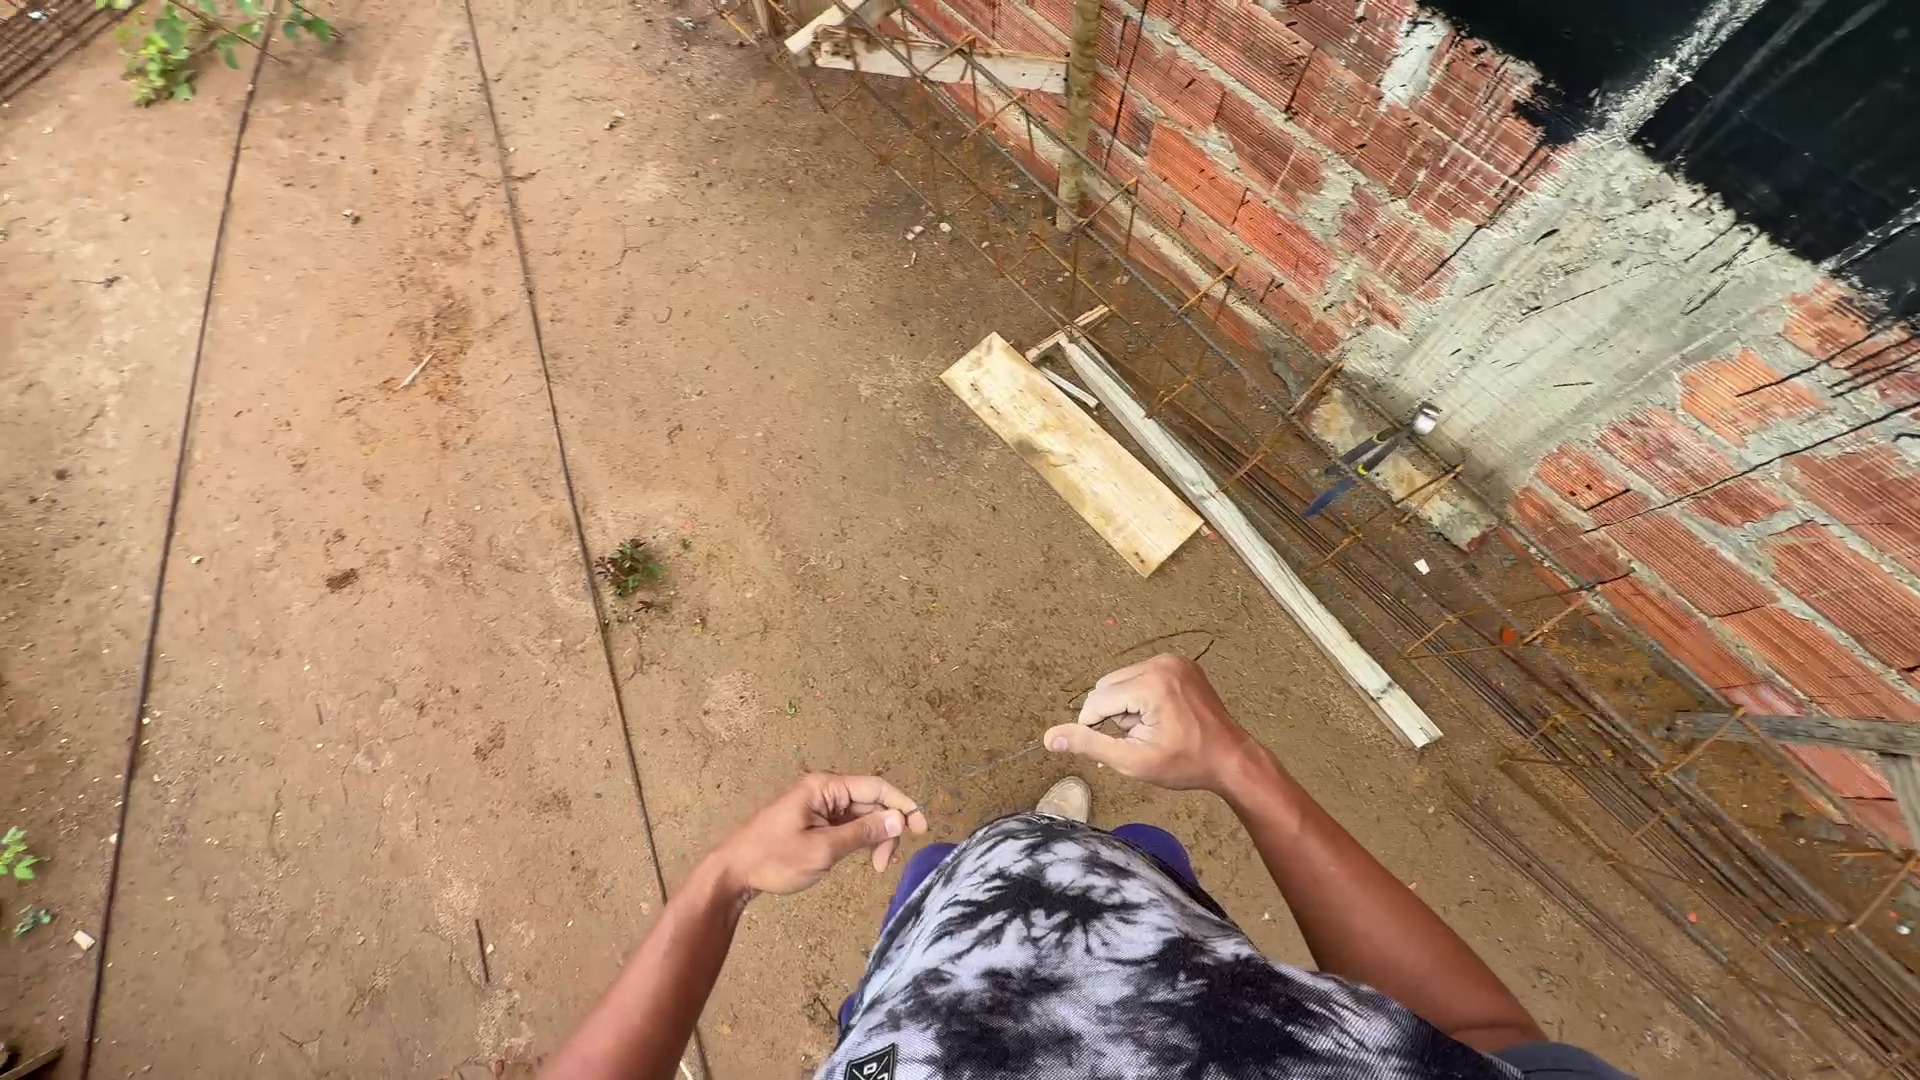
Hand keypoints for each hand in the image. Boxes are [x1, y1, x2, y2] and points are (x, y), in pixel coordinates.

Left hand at [708, 773, 928, 897]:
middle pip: (871, 802)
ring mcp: (820, 806)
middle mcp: (826, 790)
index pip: (876, 788)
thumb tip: (899, 819)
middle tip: (888, 863)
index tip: (921, 828)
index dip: (903, 804)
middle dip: (887, 829)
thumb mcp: (823, 850)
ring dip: (875, 837)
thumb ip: (863, 833)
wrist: (732, 873)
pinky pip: (848, 825)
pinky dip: (861, 840)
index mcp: (826, 787)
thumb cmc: (774, 859)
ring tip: (877, 866)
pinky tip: (865, 858)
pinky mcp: (816, 821)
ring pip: (862, 816)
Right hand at [1044, 654, 1258, 792]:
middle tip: (1143, 737)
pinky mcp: (1179, 662)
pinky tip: (1162, 716)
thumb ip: (1089, 744)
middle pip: (1107, 686)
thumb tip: (1050, 738)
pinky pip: (1140, 675)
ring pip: (1121, 680)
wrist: (1231, 758)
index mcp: (1150, 684)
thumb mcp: (1133, 760)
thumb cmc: (1185, 765)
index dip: (1098, 727)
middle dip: (1115, 714)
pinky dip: (1140, 695)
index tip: (1121, 746)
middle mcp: (1160, 663)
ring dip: (1126, 705)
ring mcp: (1172, 660)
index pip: (1097, 700)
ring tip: (1153, 727)